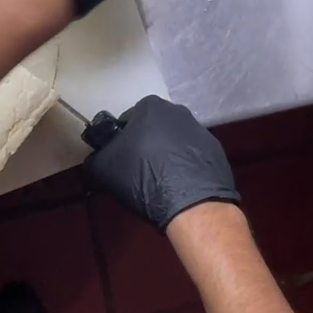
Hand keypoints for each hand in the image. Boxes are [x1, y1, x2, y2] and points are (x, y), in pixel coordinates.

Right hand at [84, 96, 238, 229]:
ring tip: (161, 182)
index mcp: (150, 107)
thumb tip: (97, 158)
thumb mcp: (103, 169)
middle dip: (145, 145)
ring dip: (166, 156)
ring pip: (174, 141)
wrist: (192, 205)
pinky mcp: (216, 151)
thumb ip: (96, 157)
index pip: (127, 121)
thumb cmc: (142, 177)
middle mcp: (178, 111)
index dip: (121, 142)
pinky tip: (180, 186)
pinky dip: (185, 167)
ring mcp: (201, 131)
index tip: (121, 161)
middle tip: (138, 172)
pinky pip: (192, 157)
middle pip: (152, 129)